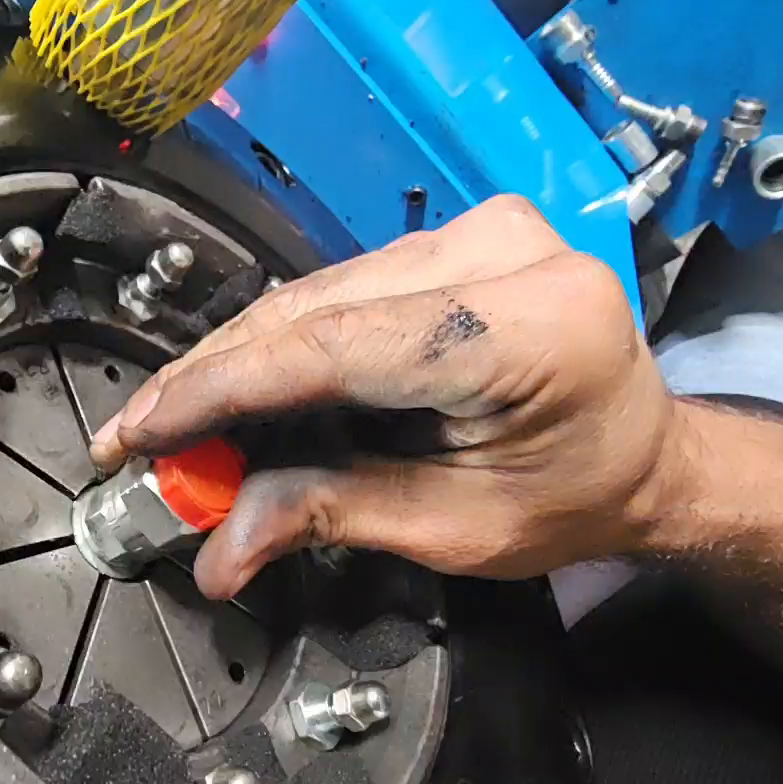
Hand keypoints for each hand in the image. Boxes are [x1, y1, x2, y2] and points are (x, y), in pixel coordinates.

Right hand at [90, 196, 685, 598]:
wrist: (648, 451)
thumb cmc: (573, 498)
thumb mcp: (456, 528)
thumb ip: (331, 516)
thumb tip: (220, 551)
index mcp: (532, 329)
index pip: (335, 347)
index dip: (221, 389)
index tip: (139, 430)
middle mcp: (502, 253)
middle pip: (308, 312)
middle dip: (209, 380)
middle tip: (135, 436)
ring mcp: (475, 232)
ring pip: (307, 296)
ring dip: (230, 361)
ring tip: (167, 419)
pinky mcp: (448, 240)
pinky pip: (331, 292)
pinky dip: (272, 344)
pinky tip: (227, 383)